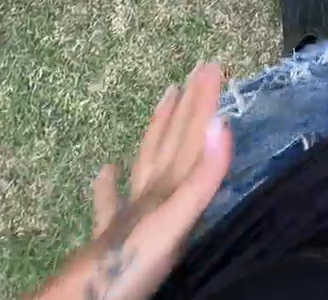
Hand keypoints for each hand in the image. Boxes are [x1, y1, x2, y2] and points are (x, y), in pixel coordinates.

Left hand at [31, 63, 233, 299]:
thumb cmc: (133, 261)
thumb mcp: (175, 219)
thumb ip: (201, 177)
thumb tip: (222, 123)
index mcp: (167, 186)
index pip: (190, 136)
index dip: (203, 101)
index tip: (215, 65)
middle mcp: (149, 191)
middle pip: (171, 140)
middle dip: (188, 105)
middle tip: (198, 69)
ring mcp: (128, 212)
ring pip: (146, 160)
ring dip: (159, 128)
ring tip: (165, 96)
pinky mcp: (112, 237)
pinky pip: (109, 205)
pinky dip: (108, 186)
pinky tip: (104, 170)